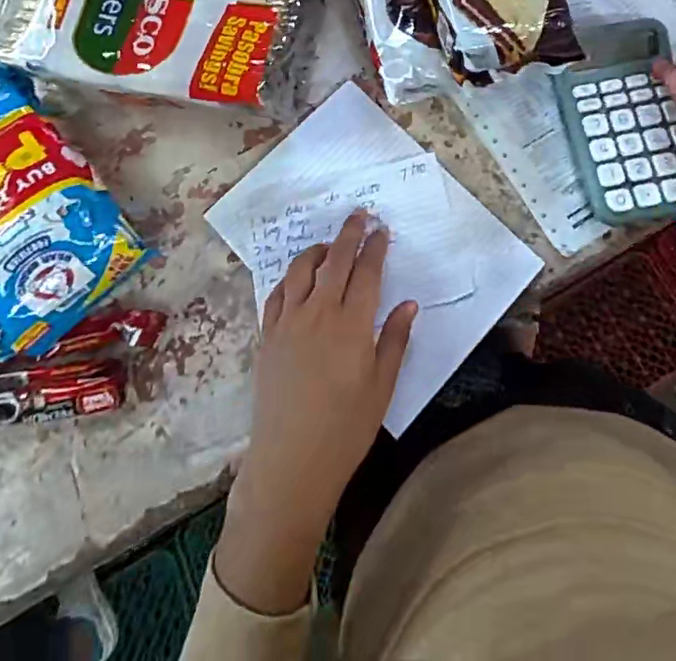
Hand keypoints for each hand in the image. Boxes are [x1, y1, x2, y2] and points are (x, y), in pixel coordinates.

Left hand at [214, 212, 418, 613]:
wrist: (291, 460)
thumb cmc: (346, 428)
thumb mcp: (382, 386)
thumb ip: (395, 340)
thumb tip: (407, 303)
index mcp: (352, 325)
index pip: (366, 273)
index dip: (376, 248)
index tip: (382, 230)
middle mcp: (318, 313)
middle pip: (334, 261)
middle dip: (348, 234)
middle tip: (359, 215)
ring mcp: (288, 323)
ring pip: (301, 271)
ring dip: (317, 250)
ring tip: (329, 244)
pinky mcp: (267, 336)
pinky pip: (277, 294)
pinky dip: (289, 278)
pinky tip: (297, 278)